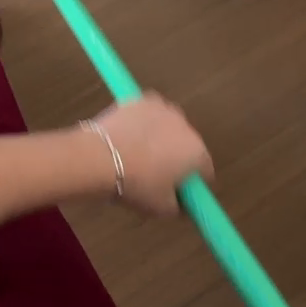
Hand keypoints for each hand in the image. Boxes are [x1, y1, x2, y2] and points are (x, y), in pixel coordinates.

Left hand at [88, 94, 213, 214]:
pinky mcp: (140, 98)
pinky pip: (149, 112)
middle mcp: (185, 125)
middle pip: (186, 143)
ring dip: (161, 134)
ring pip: (168, 124)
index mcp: (197, 152)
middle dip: (176, 155)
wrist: (100, 156)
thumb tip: (180, 200)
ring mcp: (162, 107)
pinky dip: (144, 120)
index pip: (204, 169)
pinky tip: (130, 133)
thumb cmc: (137, 185)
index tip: (179, 189)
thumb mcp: (164, 208)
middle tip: (157, 170)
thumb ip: (180, 205)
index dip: (192, 181)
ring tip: (140, 150)